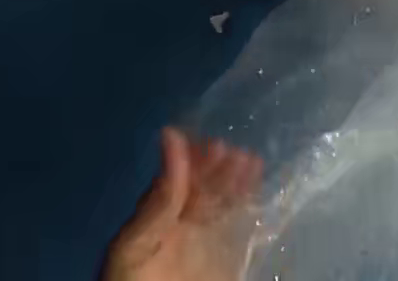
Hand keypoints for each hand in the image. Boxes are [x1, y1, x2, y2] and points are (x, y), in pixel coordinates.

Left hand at [102, 129, 262, 280]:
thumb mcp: (135, 244)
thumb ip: (158, 198)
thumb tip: (171, 133)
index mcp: (161, 213)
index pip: (183, 176)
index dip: (199, 158)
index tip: (217, 144)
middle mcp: (187, 223)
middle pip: (209, 187)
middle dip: (224, 168)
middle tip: (239, 154)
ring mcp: (209, 243)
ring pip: (229, 205)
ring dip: (241, 183)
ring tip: (254, 164)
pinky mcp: (229, 264)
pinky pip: (244, 234)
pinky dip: (254, 212)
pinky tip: (262, 194)